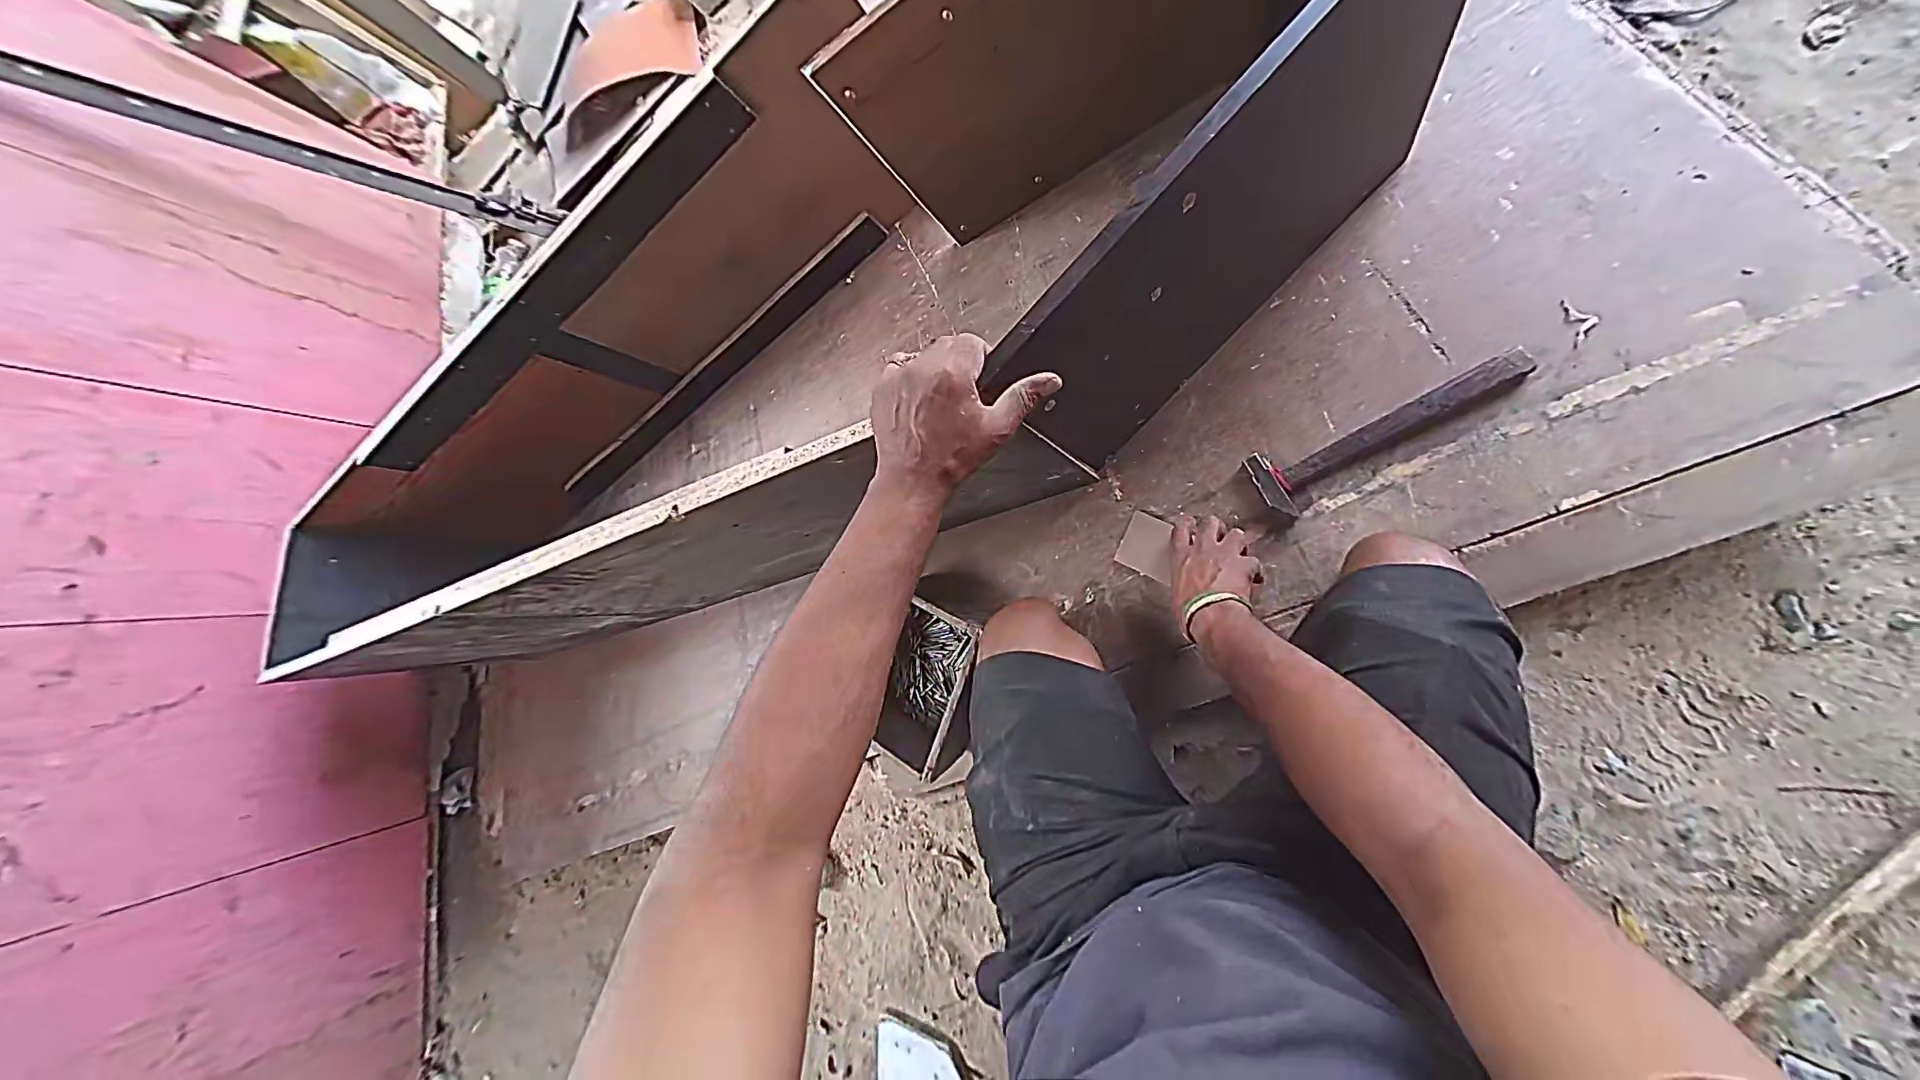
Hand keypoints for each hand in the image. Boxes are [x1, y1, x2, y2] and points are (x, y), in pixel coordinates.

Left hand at [870, 333, 1061, 501]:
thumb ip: (1023, 397)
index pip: (973, 341)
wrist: (913, 479)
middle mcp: (923, 368)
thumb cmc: (949, 459)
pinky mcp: (884, 386)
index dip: (981, 361)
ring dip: (934, 371)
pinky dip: (911, 380)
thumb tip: (1048, 381)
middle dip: (958, 366)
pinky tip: (920, 405)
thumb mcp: (997, 429)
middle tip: (961, 399)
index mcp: (953, 372)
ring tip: (939, 405)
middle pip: (948, 345)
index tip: (979, 381)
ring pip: (924, 355)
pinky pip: (900, 368)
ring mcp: (899, 376)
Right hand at [1171, 515, 1264, 636]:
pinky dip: (1256, 570)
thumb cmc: (1192, 611)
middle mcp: (1204, 549)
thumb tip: (1189, 590)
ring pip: (1236, 534)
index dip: (1187, 525)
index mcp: (1182, 557)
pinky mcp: (1245, 564)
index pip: (1181, 530)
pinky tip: (1255, 578)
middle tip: (1218, 534)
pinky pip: (1255, 561)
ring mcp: (1226, 554)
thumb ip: (1185, 583)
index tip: (1189, 524)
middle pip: (1210, 523)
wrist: (1212, 616)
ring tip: (1240, 551)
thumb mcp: (1177, 594)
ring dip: (1238, 542)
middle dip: (1216, 527)